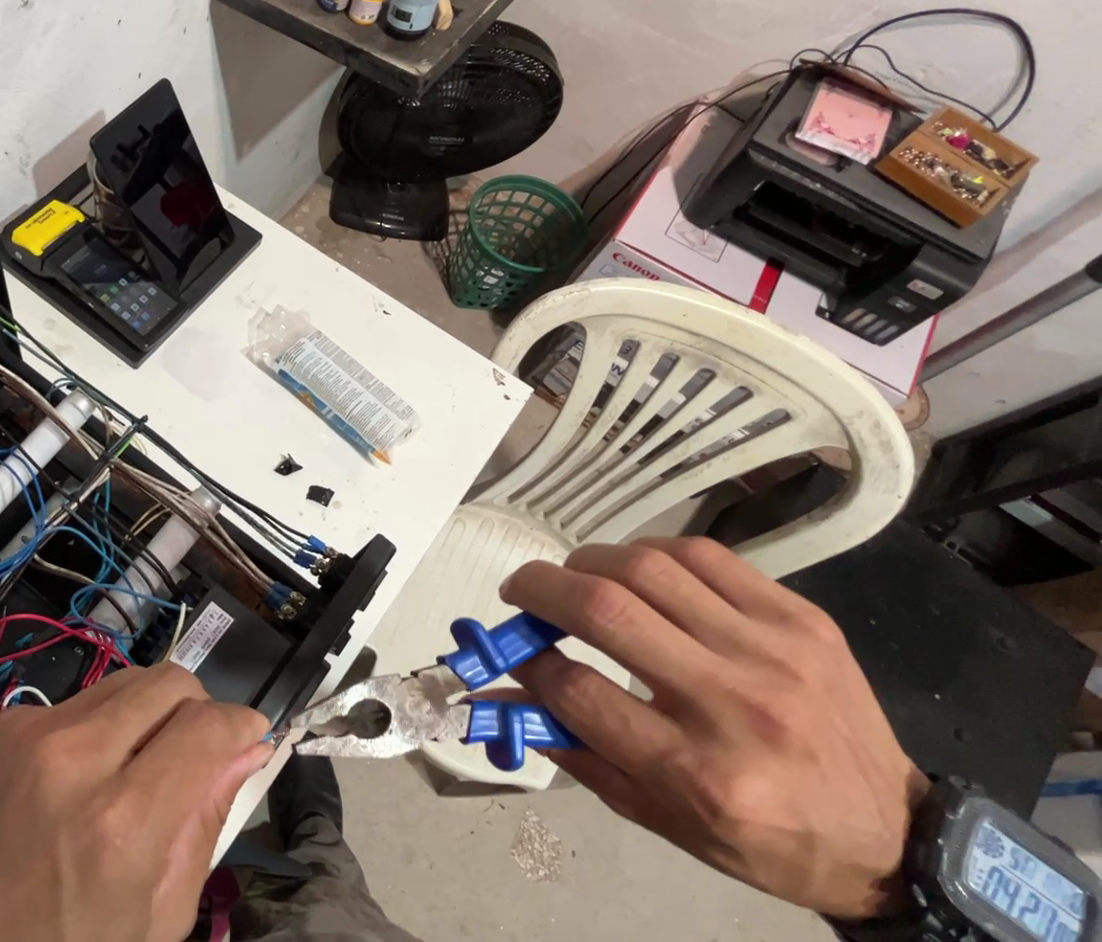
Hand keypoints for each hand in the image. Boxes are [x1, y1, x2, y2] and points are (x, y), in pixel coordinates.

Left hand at [0, 663, 273, 941]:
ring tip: (142, 763)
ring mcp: (34, 733)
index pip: (206, 726)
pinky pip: (84, 699)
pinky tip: (92, 769)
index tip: (249, 738)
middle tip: (198, 750)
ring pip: (128, 680)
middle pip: (169, 682)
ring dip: (152, 711)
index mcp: (120, 822)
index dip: (240, 725)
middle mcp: (75, 758)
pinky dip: (105, 723)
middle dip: (199, 708)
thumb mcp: (159, 912)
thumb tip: (247, 748)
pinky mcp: (7, 725)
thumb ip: (206, 819)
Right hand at [500, 538, 926, 920]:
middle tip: (519, 593)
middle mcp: (733, 705)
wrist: (894, 837)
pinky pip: (703, 556)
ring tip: (574, 579)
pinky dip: (648, 553)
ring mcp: (773, 653)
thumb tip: (498, 693)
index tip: (513, 652)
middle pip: (604, 612)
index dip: (525, 661)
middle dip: (539, 590)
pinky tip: (634, 573)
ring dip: (587, 563)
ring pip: (647, 569)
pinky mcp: (801, 619)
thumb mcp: (655, 814)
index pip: (575, 689)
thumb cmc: (759, 838)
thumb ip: (570, 747)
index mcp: (695, 772)